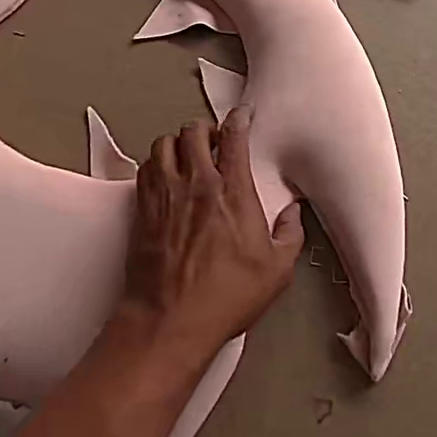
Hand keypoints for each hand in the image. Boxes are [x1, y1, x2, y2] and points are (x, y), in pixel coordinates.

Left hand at [118, 106, 303, 358]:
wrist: (170, 319)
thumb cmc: (222, 298)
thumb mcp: (276, 271)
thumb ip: (289, 235)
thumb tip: (292, 215)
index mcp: (233, 194)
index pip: (234, 138)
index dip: (239, 119)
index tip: (242, 117)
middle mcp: (197, 186)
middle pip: (194, 132)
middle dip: (205, 129)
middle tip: (213, 139)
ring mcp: (166, 195)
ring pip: (164, 144)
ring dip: (177, 142)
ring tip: (186, 153)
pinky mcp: (144, 209)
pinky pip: (145, 168)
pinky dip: (155, 163)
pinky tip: (164, 175)